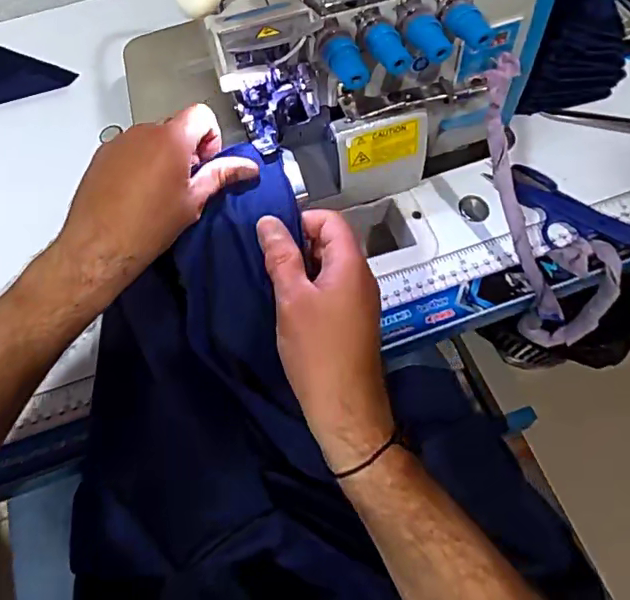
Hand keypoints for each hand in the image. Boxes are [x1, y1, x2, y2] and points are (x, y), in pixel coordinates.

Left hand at [51, 104, 257, 306]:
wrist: (97, 247)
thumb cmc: (145, 227)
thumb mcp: (193, 201)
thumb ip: (221, 175)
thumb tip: (245, 167)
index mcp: (172, 138)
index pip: (202, 114)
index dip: (210, 137)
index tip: (205, 163)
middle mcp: (144, 132)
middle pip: (177, 126)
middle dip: (187, 150)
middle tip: (184, 184)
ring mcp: (120, 141)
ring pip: (153, 138)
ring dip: (161, 156)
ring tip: (158, 193)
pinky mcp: (103, 154)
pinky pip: (130, 149)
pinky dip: (138, 163)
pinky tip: (136, 194)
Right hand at [257, 211, 395, 469]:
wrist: (345, 410)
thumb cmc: (317, 350)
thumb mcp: (291, 298)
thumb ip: (281, 256)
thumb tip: (268, 222)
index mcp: (351, 264)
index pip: (330, 220)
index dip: (301, 220)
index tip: (274, 240)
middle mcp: (361, 276)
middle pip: (331, 240)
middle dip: (299, 243)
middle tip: (270, 262)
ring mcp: (360, 299)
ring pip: (330, 265)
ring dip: (303, 267)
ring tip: (277, 284)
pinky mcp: (354, 318)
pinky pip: (333, 286)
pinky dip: (312, 286)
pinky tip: (292, 305)